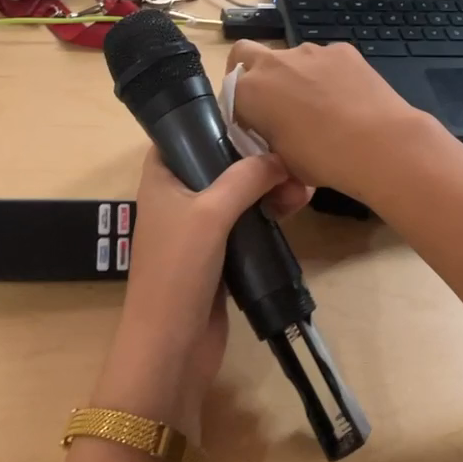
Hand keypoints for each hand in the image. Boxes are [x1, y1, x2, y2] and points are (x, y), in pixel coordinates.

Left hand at [89, 148, 309, 439]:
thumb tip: (280, 157)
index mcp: (161, 178)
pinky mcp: (219, 255)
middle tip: (292, 160)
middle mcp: (177, 197)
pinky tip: (294, 208)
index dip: (210, 122)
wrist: (171, 347)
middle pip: (218, 163)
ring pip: (237, 194)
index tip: (250, 114)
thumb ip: (245, 178)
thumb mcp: (211, 212)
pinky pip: (246, 223)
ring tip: (301, 190)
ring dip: (267, 188)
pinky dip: (267, 213)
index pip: (180, 134)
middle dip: (254, 159)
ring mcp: (198, 228)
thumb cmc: (179, 269)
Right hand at [226, 40, 448, 200]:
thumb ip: (267, 146)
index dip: (238, 108)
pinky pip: (324, 60)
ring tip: (320, 107)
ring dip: (293, 75)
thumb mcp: (283, 163)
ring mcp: (309, 52)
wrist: (380, 144)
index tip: (254, 125)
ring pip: (289, 57)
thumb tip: (271, 149)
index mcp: (249, 91)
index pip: (228, 93)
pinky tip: (346, 99)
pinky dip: (327, 75)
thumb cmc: (323, 159)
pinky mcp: (341, 49)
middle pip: (244, 53)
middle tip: (269, 99)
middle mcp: (273, 63)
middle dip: (248, 70)